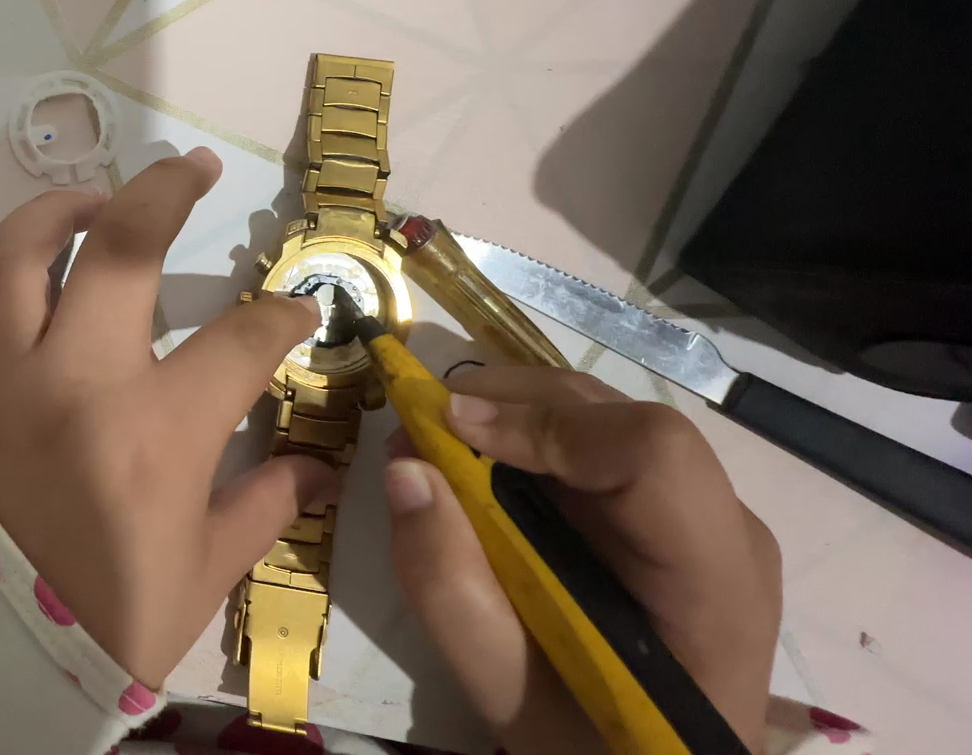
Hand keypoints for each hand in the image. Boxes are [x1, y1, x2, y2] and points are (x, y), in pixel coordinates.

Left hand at [0, 149, 330, 686]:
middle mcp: (73, 384)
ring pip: (11, 260)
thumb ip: (263, 505)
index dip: (281, 316)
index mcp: (154, 431)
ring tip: (86, 207)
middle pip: (123, 251)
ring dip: (52, 213)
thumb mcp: (202, 572)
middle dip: (167, 191)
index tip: (294, 311)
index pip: (241, 340)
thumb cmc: (105, 616)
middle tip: (191, 170)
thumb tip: (320, 466)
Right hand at [382, 366, 781, 752]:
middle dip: (504, 401)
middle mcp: (720, 525)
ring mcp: (697, 506)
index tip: (447, 427)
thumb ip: (446, 584)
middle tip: (417, 426)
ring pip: (597, 410)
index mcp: (709, 582)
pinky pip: (587, 431)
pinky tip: (475, 453)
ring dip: (504, 406)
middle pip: (614, 415)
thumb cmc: (585, 735)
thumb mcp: (499, 682)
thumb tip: (404, 466)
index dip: (544, 424)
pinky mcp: (660, 500)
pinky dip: (517, 423)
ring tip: (435, 437)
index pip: (650, 454)